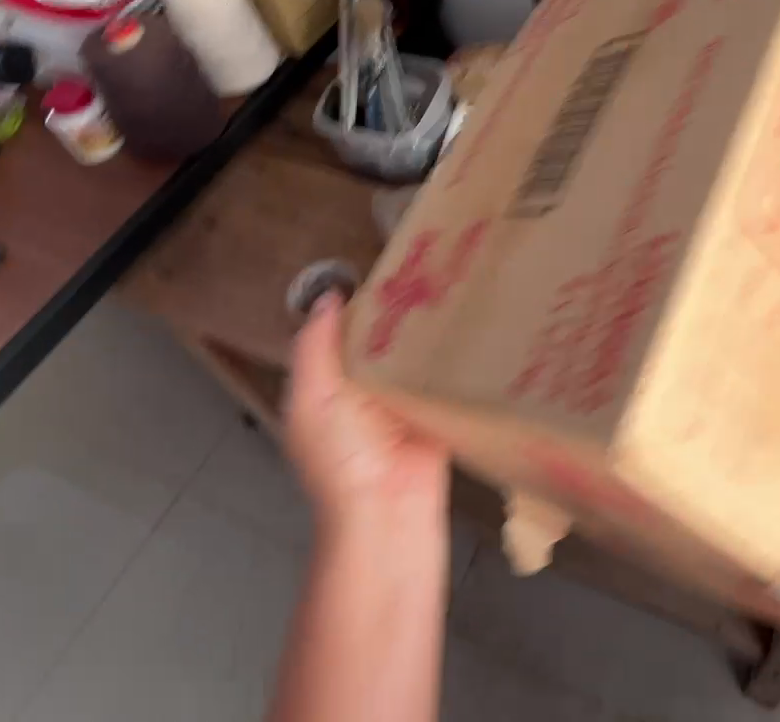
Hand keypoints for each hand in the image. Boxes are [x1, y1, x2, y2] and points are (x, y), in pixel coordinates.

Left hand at [284, 294, 449, 538]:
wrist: (388, 510)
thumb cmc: (341, 457)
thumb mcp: (311, 397)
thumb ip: (314, 347)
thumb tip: (329, 298)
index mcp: (327, 386)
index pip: (340, 334)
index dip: (356, 304)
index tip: (381, 270)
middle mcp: (364, 389)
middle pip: (381, 339)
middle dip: (397, 311)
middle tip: (423, 270)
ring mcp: (402, 399)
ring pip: (413, 353)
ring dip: (426, 331)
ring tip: (449, 285)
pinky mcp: (436, 408)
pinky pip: (442, 375)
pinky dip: (451, 355)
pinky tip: (467, 323)